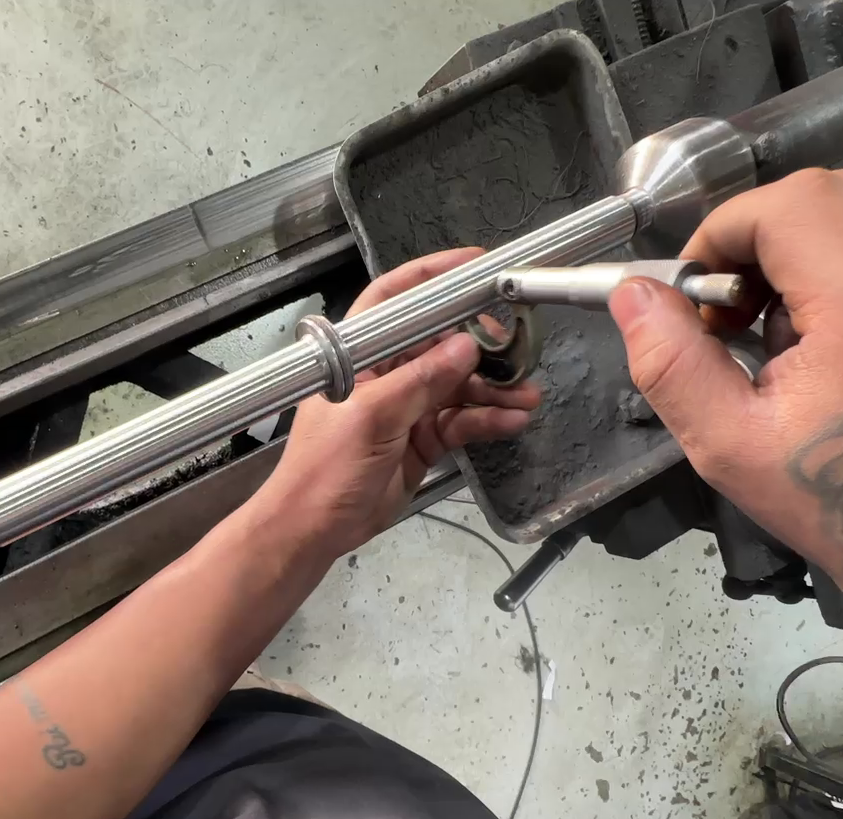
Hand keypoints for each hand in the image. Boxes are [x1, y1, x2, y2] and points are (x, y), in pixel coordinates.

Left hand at [254, 248, 540, 561]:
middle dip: (479, 344)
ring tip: (528, 394)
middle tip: (517, 346)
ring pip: (456, 385)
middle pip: (438, 343)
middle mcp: (383, 374)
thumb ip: (420, 381)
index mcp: (358, 356)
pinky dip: (486, 421)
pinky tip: (512, 420)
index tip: (476, 265)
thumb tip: (467, 345)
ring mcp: (405, 408)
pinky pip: (459, 422)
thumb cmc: (326, 468)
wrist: (314, 529)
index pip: (394, 301)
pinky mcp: (421, 440)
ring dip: (492, 389)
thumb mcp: (372, 418)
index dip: (432, 277)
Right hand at [609, 169, 842, 612]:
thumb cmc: (838, 506)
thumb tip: (633, 295)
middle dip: (760, 240)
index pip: (790, 204)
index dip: (723, 233)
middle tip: (732, 312)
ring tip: (787, 334)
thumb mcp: (725, 444)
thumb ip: (669, 362)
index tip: (697, 288)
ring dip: (807, 255)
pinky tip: (841, 337)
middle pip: (833, 192)